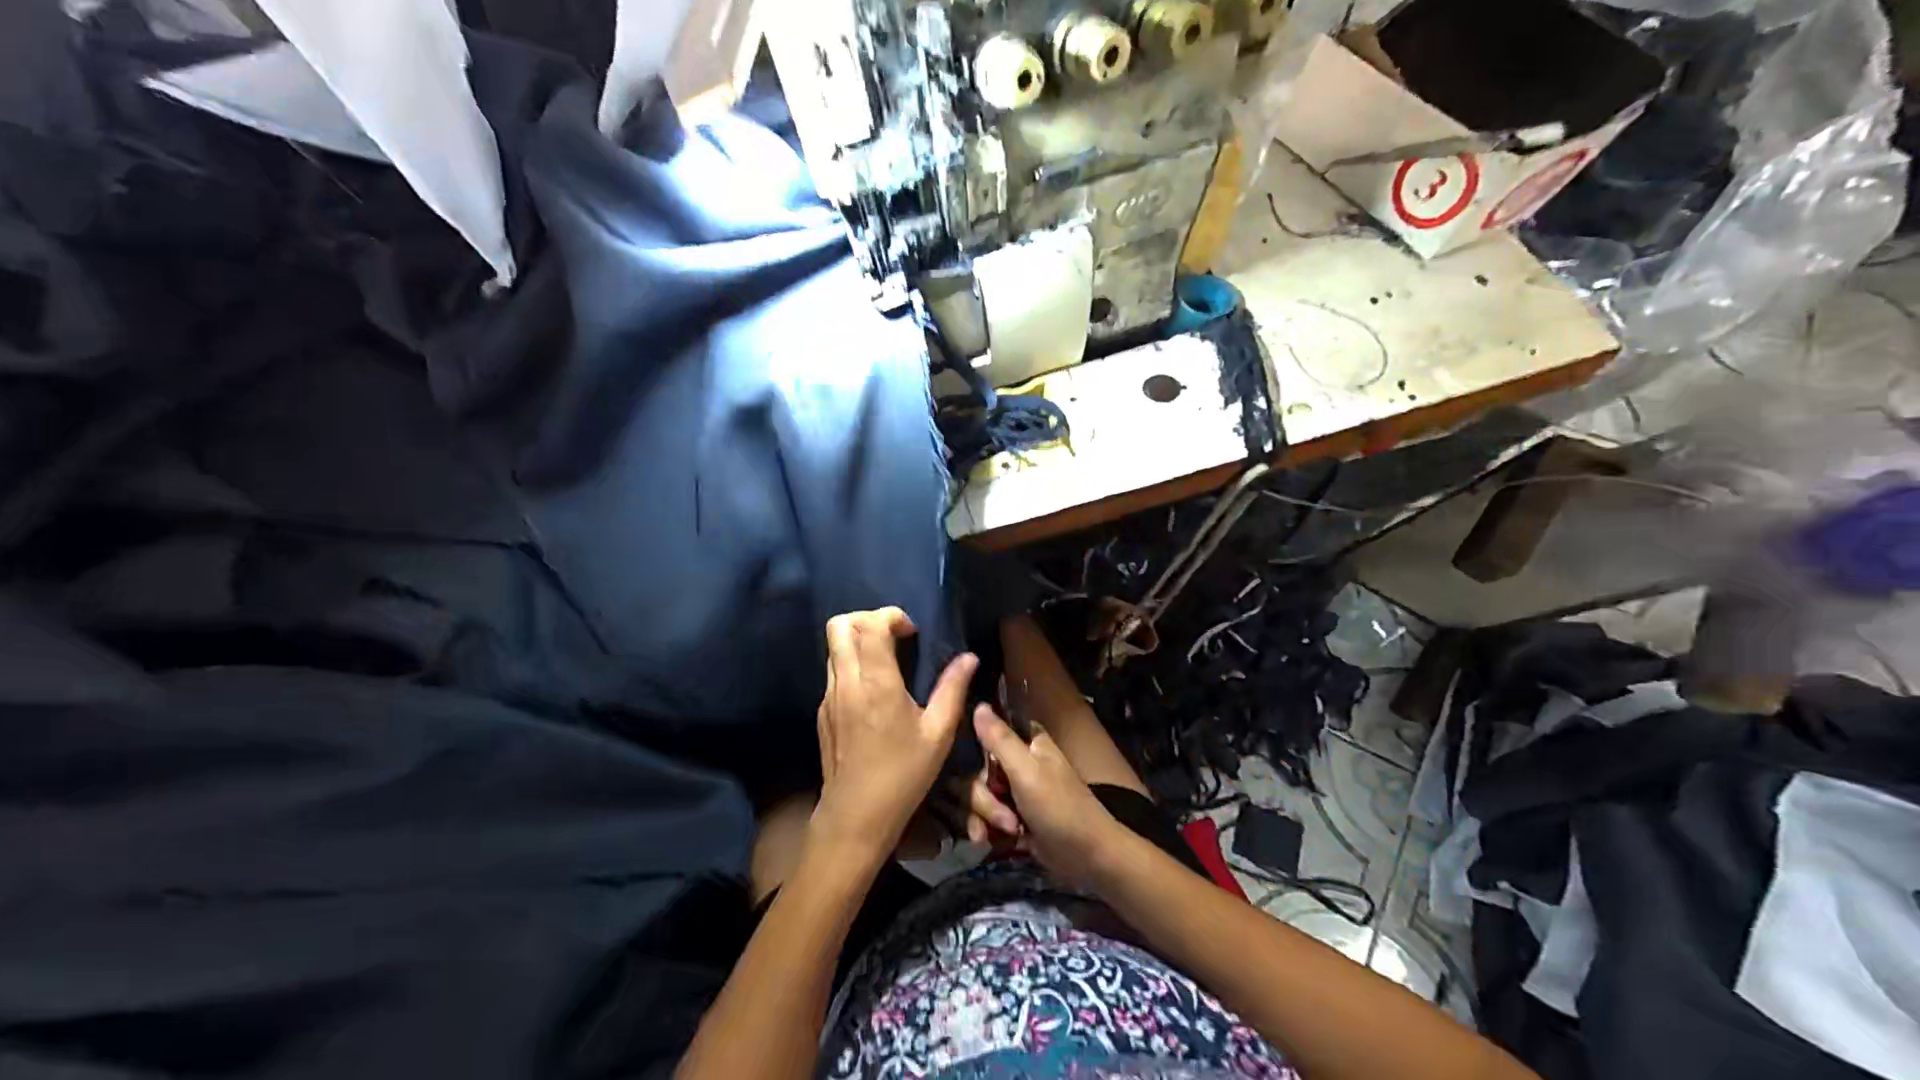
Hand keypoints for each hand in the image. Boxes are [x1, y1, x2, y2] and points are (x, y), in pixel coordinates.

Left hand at [810, 608, 977, 870]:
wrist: (855, 816)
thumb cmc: (903, 775)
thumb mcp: (938, 734)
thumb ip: (953, 689)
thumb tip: (969, 657)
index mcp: (876, 683)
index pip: (870, 625)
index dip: (891, 616)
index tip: (911, 632)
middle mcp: (846, 682)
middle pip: (839, 625)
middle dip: (867, 618)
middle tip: (894, 636)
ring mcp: (828, 697)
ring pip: (833, 647)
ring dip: (858, 640)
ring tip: (886, 661)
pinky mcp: (822, 712)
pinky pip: (833, 672)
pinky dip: (851, 665)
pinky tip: (874, 691)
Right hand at [970, 703, 1134, 887]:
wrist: (1088, 857)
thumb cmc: (1060, 808)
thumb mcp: (1027, 771)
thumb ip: (1000, 739)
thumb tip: (979, 704)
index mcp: (1024, 742)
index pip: (985, 733)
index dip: (974, 752)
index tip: (974, 769)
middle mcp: (1015, 762)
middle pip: (975, 771)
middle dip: (984, 798)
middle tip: (1005, 816)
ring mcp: (1012, 791)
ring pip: (977, 797)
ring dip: (986, 817)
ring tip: (1009, 832)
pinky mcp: (1010, 816)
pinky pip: (982, 816)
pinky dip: (987, 829)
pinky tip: (994, 842)